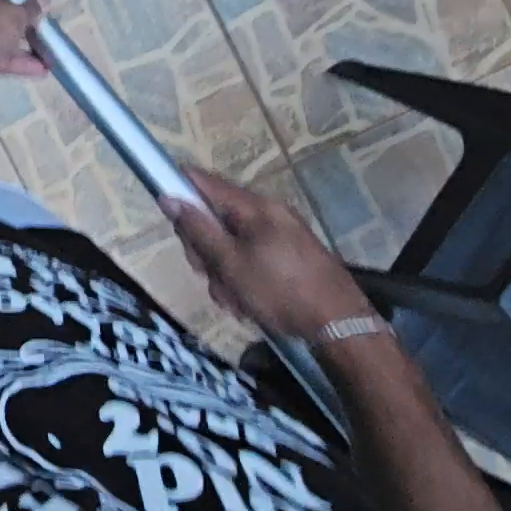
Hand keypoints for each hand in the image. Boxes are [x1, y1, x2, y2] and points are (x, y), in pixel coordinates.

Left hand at [0, 0, 49, 89]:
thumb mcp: (17, 14)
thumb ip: (32, 9)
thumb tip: (44, 0)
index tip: (38, 9)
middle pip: (3, 17)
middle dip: (27, 28)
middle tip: (48, 35)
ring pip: (2, 39)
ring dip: (26, 49)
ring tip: (51, 59)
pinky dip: (17, 63)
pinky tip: (41, 71)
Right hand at [160, 167, 374, 340]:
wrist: (343, 329)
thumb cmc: (280, 291)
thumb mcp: (229, 262)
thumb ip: (197, 228)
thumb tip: (168, 196)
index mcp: (254, 207)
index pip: (203, 182)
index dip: (179, 192)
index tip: (168, 217)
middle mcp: (267, 214)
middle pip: (213, 216)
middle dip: (203, 247)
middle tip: (205, 272)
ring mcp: (280, 235)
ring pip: (228, 243)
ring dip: (221, 270)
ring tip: (232, 297)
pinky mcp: (288, 257)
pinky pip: (249, 257)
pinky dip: (240, 277)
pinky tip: (246, 301)